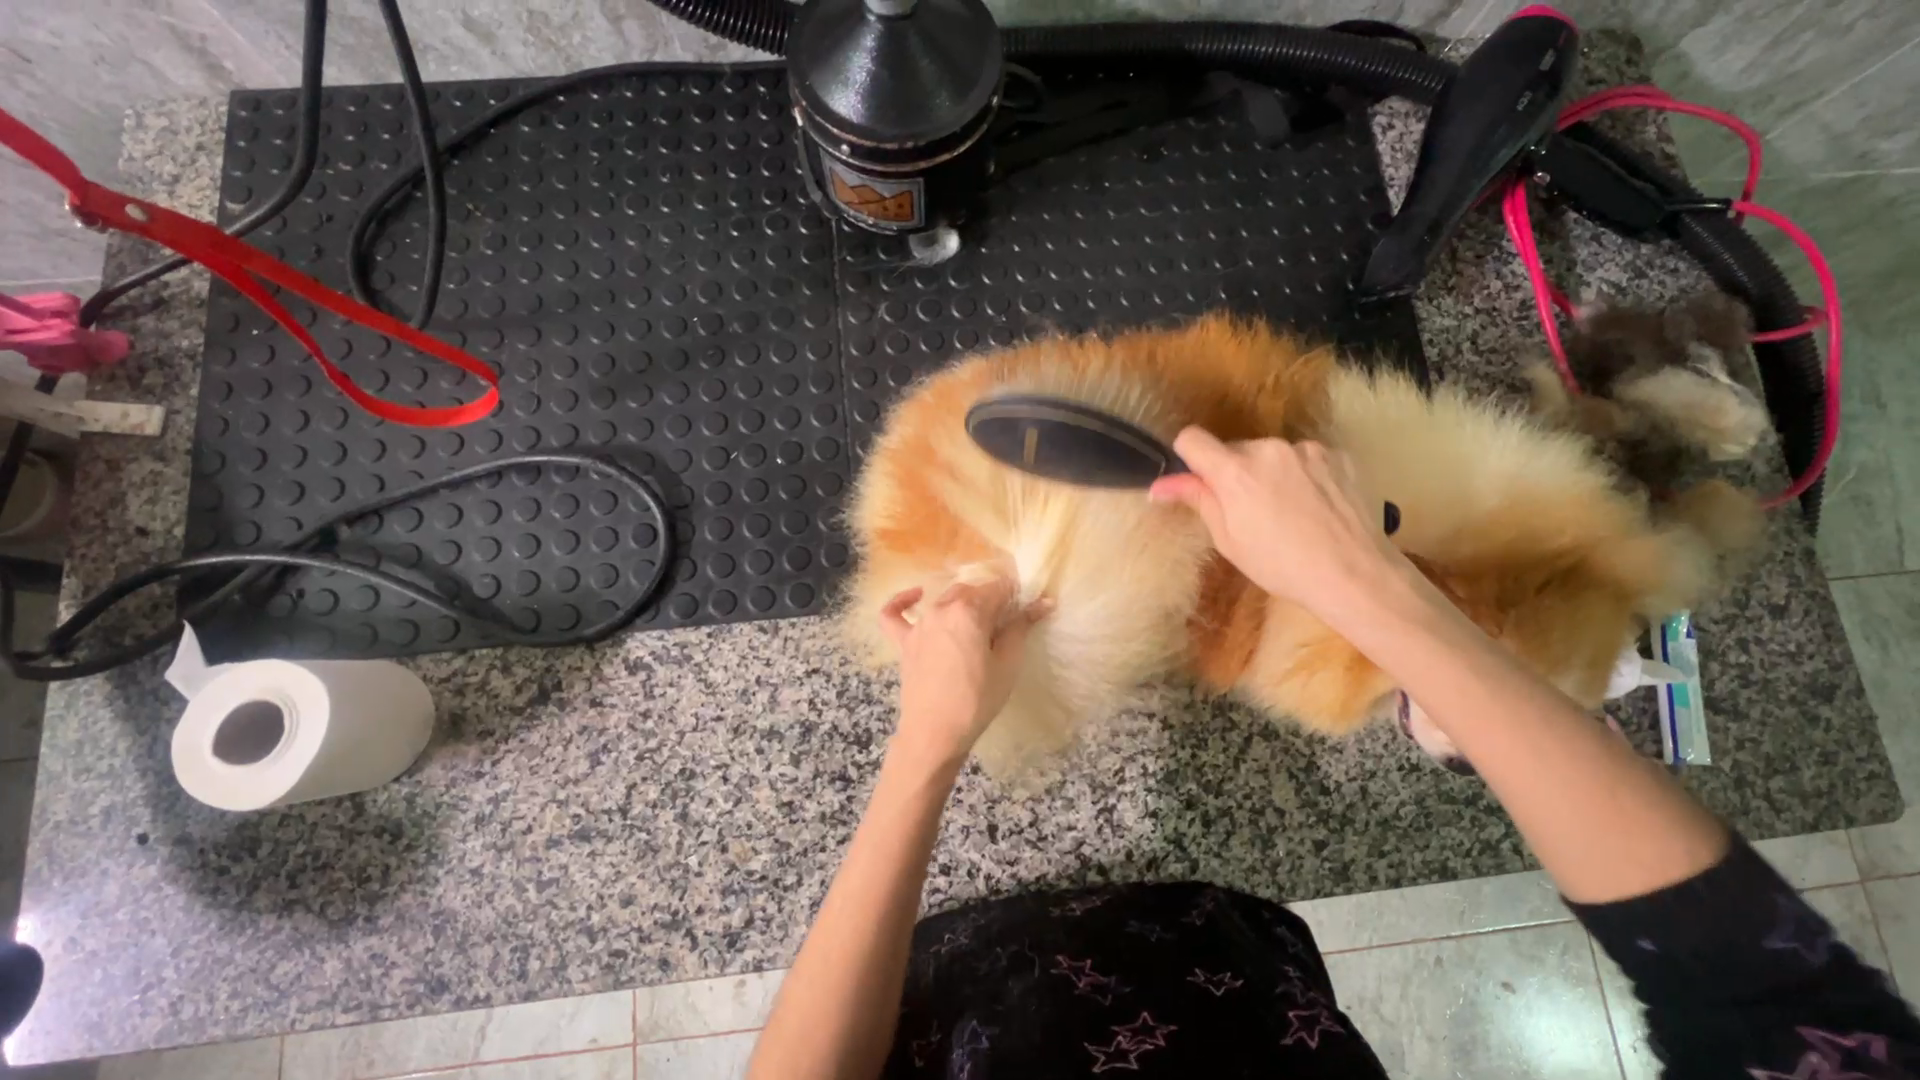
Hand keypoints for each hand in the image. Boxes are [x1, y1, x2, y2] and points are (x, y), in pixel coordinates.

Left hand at [878, 577, 1050, 770]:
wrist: (935, 733)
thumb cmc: (977, 700)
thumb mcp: (1007, 664)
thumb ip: (1021, 627)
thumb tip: (1042, 602)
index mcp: (969, 611)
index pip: (999, 588)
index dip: (1015, 597)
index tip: (1026, 611)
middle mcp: (941, 608)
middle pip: (972, 591)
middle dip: (991, 600)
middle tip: (1006, 625)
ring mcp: (919, 624)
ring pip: (944, 600)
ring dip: (962, 604)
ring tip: (977, 626)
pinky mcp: (903, 641)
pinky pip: (894, 613)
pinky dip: (903, 601)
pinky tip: (916, 597)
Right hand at [1148, 428, 1403, 614]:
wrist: (1354, 574)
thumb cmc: (1281, 566)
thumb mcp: (1229, 540)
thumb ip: (1197, 500)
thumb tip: (1159, 486)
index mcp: (1235, 470)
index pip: (1192, 439)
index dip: (1188, 458)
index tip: (1197, 482)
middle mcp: (1269, 448)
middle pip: (1234, 450)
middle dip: (1233, 473)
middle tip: (1247, 512)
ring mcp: (1306, 449)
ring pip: (1270, 455)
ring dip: (1268, 474)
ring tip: (1287, 512)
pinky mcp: (1336, 455)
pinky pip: (1303, 459)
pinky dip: (1300, 476)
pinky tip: (1313, 507)